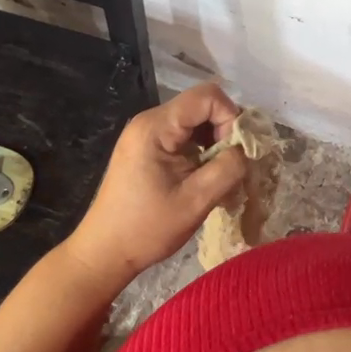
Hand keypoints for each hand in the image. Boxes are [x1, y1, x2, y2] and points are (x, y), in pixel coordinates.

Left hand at [57, 82, 249, 294]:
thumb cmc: (147, 229)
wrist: (103, 254)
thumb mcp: (196, 200)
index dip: (229, 118)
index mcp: (156, 127)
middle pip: (202, 105)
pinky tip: (201, 176)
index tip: (232, 153)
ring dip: (214, 142)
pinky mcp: (147, 147)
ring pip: (196, 120)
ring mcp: (146, 133)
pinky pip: (184, 134)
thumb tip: (247, 149)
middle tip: (227, 166)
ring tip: (216, 174)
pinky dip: (200, 149)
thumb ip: (228, 167)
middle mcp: (149, 121)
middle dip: (223, 131)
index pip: (208, 97)